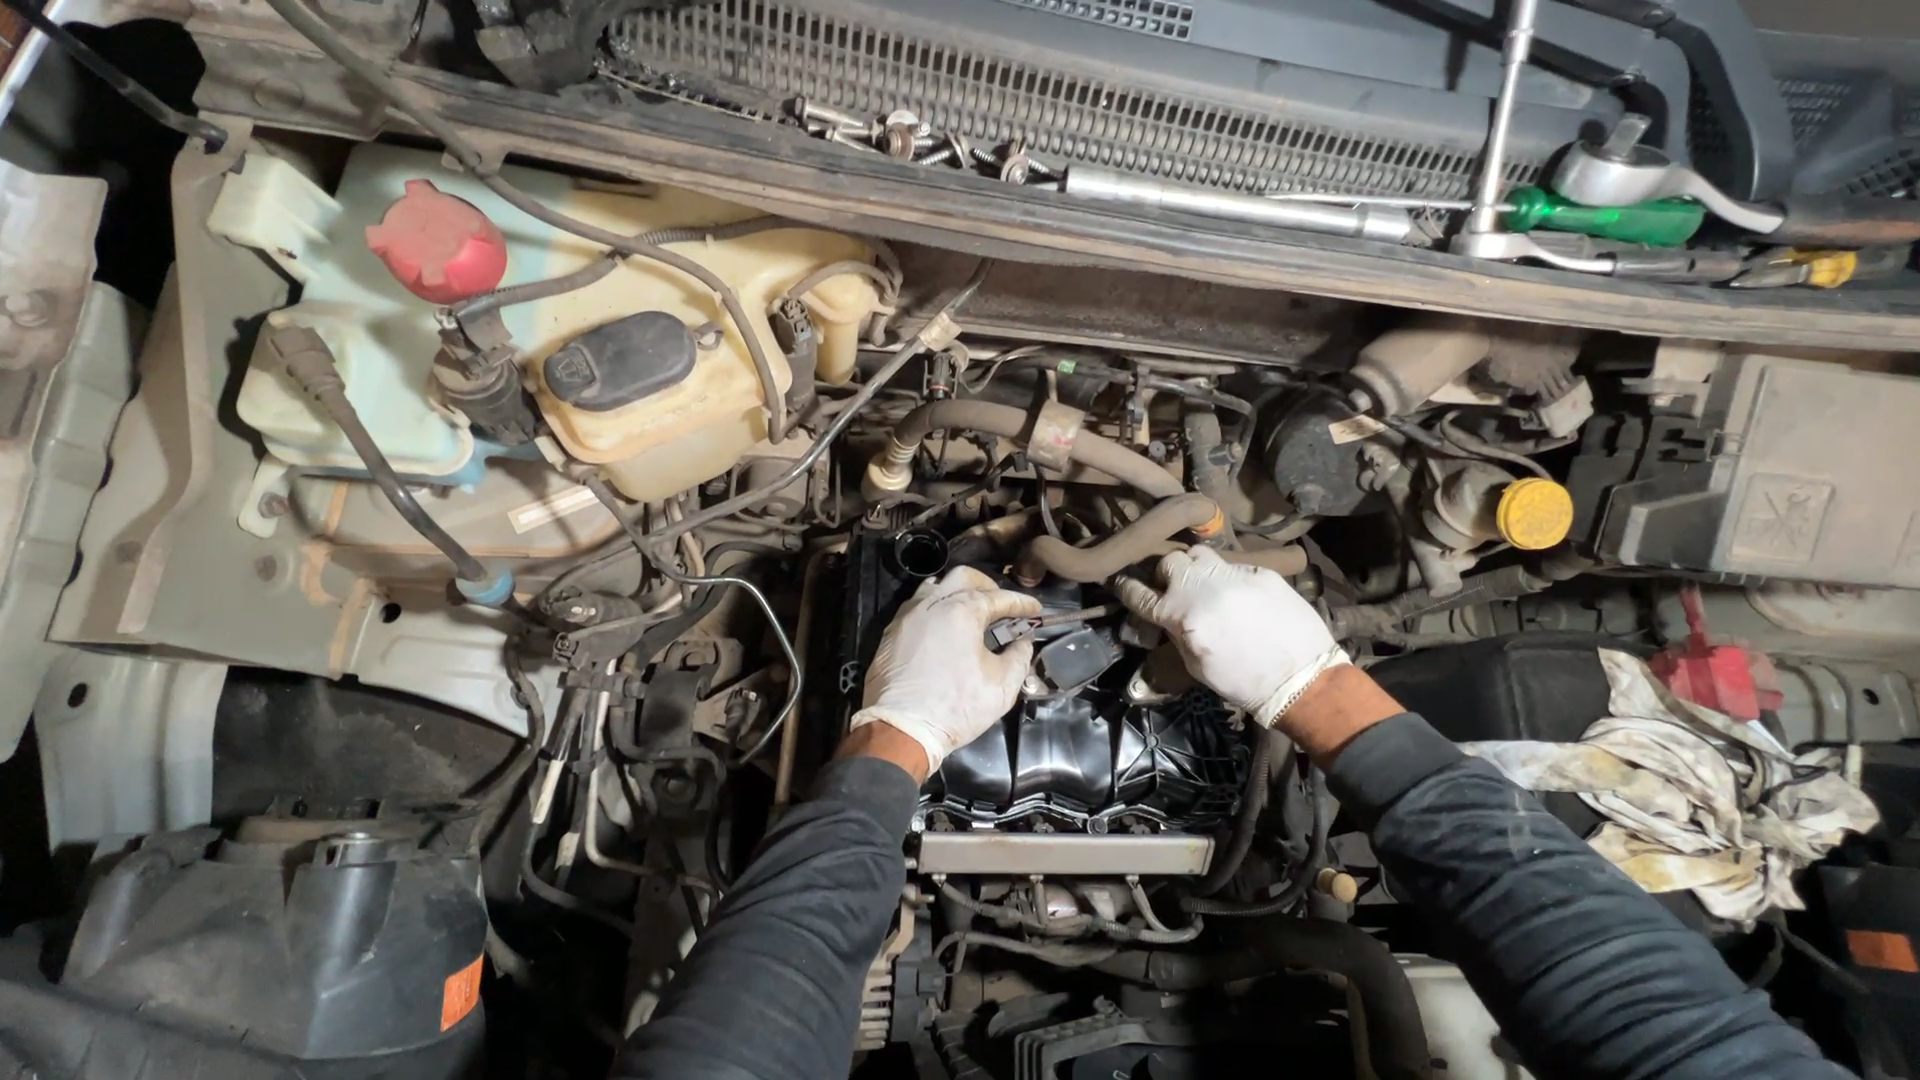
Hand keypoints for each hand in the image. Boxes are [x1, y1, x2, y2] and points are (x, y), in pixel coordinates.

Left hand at [848, 566, 1043, 775]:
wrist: (900, 729)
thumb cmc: (955, 706)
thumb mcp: (1002, 686)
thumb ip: (1019, 657)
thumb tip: (1023, 643)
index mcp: (962, 610)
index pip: (999, 598)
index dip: (1022, 603)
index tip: (1035, 610)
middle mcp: (932, 603)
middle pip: (964, 577)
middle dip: (988, 586)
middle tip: (1002, 605)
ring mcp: (908, 616)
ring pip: (935, 587)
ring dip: (957, 593)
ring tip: (972, 612)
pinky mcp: (891, 633)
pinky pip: (917, 607)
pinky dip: (936, 609)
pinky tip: (944, 628)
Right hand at [1116, 545, 1348, 727]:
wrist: (1301, 679)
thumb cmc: (1242, 682)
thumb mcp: (1194, 665)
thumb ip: (1176, 633)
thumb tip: (1167, 618)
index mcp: (1180, 616)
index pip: (1140, 594)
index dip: (1126, 587)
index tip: (1121, 582)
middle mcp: (1202, 589)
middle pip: (1169, 562)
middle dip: (1166, 574)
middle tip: (1174, 589)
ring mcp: (1233, 576)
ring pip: (1199, 553)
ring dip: (1195, 567)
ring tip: (1204, 583)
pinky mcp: (1261, 573)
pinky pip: (1233, 567)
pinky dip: (1229, 579)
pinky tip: (1239, 596)